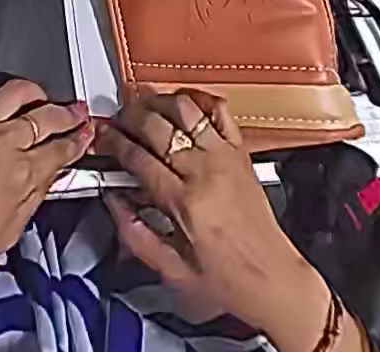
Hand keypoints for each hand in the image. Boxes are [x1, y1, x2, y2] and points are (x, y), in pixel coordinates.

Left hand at [0, 79, 92, 350]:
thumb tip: (49, 175)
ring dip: (33, 91)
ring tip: (40, 94)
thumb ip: (35, 194)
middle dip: (68, 112)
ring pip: (15, 91)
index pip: (62, 147)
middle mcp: (1, 142)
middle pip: (47, 115)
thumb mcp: (9, 231)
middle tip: (74, 111)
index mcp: (21, 173)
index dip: (78, 139)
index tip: (83, 135)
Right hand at [96, 91, 336, 351]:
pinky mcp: (240, 150)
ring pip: (184, 108)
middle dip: (128, 118)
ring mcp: (224, 156)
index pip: (138, 158)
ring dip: (158, 101)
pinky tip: (182, 102)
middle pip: (156, 125)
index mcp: (185, 203)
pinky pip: (218, 109)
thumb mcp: (172, 271)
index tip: (104, 139)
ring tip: (143, 106)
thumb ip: (135, 234)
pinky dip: (198, 98)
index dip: (114, 143)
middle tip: (117, 122)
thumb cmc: (229, 281)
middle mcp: (205, 171)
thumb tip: (113, 201)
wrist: (275, 281)